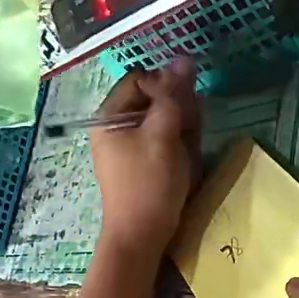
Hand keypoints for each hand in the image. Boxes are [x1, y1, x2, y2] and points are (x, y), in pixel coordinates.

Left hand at [92, 57, 201, 257]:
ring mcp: (128, 147)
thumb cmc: (149, 184)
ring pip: (163, 121)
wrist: (141, 238)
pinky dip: (178, 148)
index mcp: (110, 116)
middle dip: (178, 113)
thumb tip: (184, 58)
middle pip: (154, 100)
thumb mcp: (164, 135)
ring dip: (182, 132)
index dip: (166, 86)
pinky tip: (185, 164)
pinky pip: (163, 142)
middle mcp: (115, 127)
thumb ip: (173, 96)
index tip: (184, 107)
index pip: (141, 79)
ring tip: (185, 155)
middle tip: (188, 134)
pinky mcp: (142, 164)